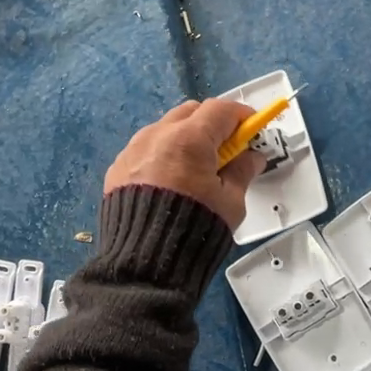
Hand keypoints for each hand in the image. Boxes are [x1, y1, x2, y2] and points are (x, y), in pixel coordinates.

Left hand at [105, 100, 266, 229]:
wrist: (145, 261)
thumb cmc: (195, 228)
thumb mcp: (230, 202)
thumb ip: (243, 172)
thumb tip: (252, 157)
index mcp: (190, 139)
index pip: (221, 110)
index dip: (242, 116)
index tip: (253, 128)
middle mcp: (158, 135)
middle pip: (191, 112)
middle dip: (212, 124)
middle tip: (227, 148)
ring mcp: (133, 149)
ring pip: (165, 128)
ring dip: (185, 137)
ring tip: (196, 167)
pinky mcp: (118, 167)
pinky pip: (146, 149)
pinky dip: (163, 155)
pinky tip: (171, 181)